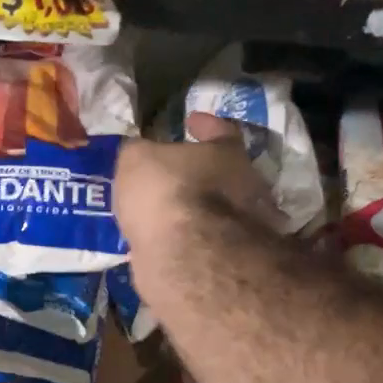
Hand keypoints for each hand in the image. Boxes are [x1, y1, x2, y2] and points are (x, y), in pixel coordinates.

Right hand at [113, 130, 278, 248]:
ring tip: (163, 212)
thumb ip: (139, 152)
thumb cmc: (166, 192)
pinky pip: (206, 241)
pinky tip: (165, 239)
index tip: (192, 121)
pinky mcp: (230, 261)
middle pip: (227, 173)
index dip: (206, 125)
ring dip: (196, 209)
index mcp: (229, 154)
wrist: (187, 256)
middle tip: (176, 172)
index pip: (223, 131)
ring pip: (219, 210)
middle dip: (203, 172)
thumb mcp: (136, 159)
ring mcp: (244, 228)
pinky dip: (189, 238)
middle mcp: (246, 187)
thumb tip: (139, 153)